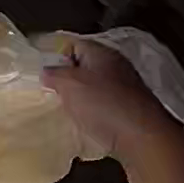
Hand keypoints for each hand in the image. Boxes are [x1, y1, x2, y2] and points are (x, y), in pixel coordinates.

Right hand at [43, 40, 179, 161]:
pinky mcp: (129, 111)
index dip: (55, 56)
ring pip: (94, 88)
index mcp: (102, 53)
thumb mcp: (70, 84)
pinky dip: (92, 114)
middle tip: (50, 93)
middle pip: (84, 68)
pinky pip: (103, 107)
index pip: (73, 44)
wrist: (141, 137)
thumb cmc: (104, 105)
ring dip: (79, 99)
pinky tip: (83, 125)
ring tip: (64, 111)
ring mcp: (125, 89)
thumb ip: (54, 74)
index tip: (42, 73)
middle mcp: (116, 67)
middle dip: (66, 80)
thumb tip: (47, 72)